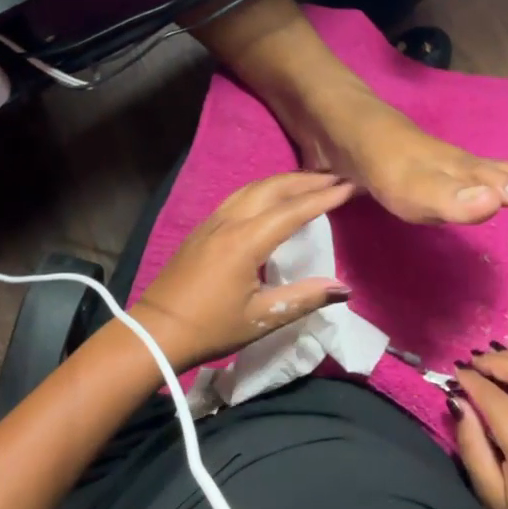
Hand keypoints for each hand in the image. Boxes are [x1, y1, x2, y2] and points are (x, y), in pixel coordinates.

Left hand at [130, 171, 355, 369]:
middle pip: (273, 188)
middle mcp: (230, 221)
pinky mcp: (203, 227)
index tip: (350, 187)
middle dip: (307, 181)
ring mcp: (213, 221)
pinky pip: (239, 196)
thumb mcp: (261, 318)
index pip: (293, 211)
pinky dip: (264, 189)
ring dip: (285, 181)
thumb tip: (343, 288)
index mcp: (246, 241)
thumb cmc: (210, 328)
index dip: (324, 198)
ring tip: (311, 181)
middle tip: (337, 178)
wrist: (156, 330)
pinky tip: (273, 197)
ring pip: (254, 188)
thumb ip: (304, 298)